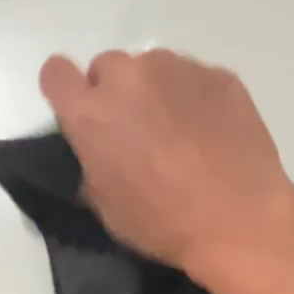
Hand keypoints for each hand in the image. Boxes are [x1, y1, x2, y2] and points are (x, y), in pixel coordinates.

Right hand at [39, 49, 293, 273]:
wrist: (237, 221)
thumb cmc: (164, 225)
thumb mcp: (109, 210)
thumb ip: (92, 169)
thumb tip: (96, 158)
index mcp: (92, 115)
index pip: (56, 74)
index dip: (67, 94)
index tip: (81, 115)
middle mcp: (129, 78)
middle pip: (107, 68)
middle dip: (114, 96)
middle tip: (136, 136)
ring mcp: (177, 69)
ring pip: (152, 69)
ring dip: (155, 94)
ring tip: (178, 137)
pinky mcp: (218, 75)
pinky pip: (194, 78)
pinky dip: (195, 100)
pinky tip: (210, 138)